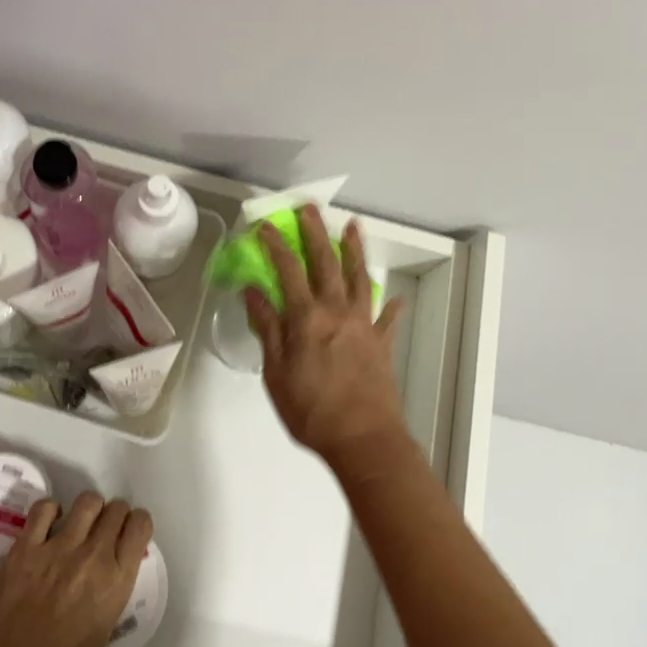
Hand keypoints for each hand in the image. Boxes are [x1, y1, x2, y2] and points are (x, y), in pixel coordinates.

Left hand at [0, 492, 153, 646]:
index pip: (140, 526)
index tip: (131, 534)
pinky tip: (48, 524)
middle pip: (115, 509)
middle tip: (105, 532)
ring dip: (88, 509)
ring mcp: (56, 548)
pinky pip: (43, 509)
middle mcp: (92, 556)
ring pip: (86, 502)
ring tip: (80, 524)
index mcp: (116, 582)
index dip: (138, 524)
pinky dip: (50, 511)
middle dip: (115, 516)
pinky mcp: (24, 548)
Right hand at [244, 204, 408, 476]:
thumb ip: (267, 329)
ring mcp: (364, 324)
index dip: (276, 244)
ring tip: (353, 226)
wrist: (364, 438)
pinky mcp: (382, 343)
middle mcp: (337, 311)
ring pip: (360, 278)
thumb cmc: (311, 410)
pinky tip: (393, 295)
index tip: (264, 225)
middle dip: (316, 232)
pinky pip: (387, 316)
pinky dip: (389, 303)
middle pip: (326, 262)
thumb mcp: (275, 372)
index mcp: (307, 317)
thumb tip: (253, 291)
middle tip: (310, 207)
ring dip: (355, 250)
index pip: (288, 269)